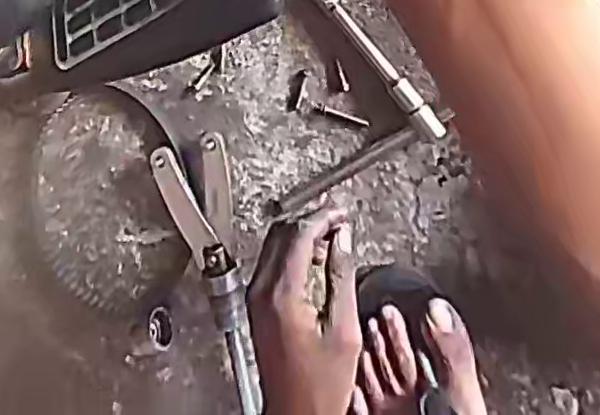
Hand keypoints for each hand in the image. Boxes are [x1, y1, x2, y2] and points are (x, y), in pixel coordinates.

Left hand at [249, 208, 360, 414]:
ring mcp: (255, 296)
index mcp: (282, 294)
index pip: (298, 234)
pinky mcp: (256, 303)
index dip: (323, 216)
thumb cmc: (319, 387)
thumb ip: (342, 276)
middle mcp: (262, 290)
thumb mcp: (343, 330)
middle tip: (337, 216)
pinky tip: (314, 255)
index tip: (342, 212)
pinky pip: (272, 260)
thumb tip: (344, 238)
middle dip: (311, 218)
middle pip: (282, 232)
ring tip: (331, 233)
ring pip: (275, 242)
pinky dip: (293, 249)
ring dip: (302, 231)